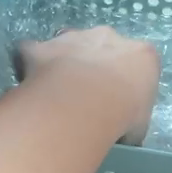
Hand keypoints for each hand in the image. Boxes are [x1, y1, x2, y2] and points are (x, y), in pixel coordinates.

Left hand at [17, 27, 159, 143]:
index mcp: (141, 54)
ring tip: (59, 92)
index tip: (119, 100)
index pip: (138, 62)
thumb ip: (132, 122)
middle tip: (88, 97)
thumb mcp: (139, 127)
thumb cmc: (123, 116)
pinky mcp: (42, 47)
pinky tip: (30, 83)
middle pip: (101, 47)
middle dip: (94, 66)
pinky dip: (31, 63)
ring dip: (64, 62)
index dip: (126, 81)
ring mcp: (73, 37)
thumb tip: (123, 135)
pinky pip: (33, 51)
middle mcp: (109, 37)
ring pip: (67, 44)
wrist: (84, 104)